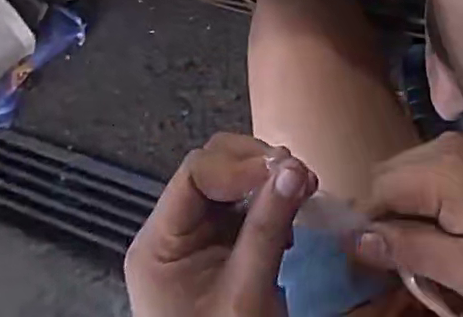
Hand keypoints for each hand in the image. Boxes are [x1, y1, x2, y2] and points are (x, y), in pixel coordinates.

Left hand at [127, 133, 319, 316]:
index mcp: (159, 243)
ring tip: (303, 188)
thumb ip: (266, 229)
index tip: (285, 169)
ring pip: (230, 181)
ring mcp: (196, 238)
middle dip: (256, 165)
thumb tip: (294, 168)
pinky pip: (244, 204)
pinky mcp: (220, 247)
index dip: (240, 165)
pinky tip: (293, 210)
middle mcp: (173, 232)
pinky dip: (271, 198)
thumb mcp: (245, 297)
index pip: (195, 174)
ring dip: (268, 178)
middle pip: (211, 168)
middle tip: (300, 175)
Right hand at [352, 133, 462, 316]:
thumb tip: (354, 238)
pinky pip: (425, 176)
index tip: (366, 268)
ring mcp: (457, 149)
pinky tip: (440, 238)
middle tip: (401, 269)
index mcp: (441, 169)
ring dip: (403, 216)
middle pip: (386, 177)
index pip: (376, 190)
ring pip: (404, 177)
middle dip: (383, 221)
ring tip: (423, 259)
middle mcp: (442, 146)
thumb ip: (409, 250)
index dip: (365, 227)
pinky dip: (421, 206)